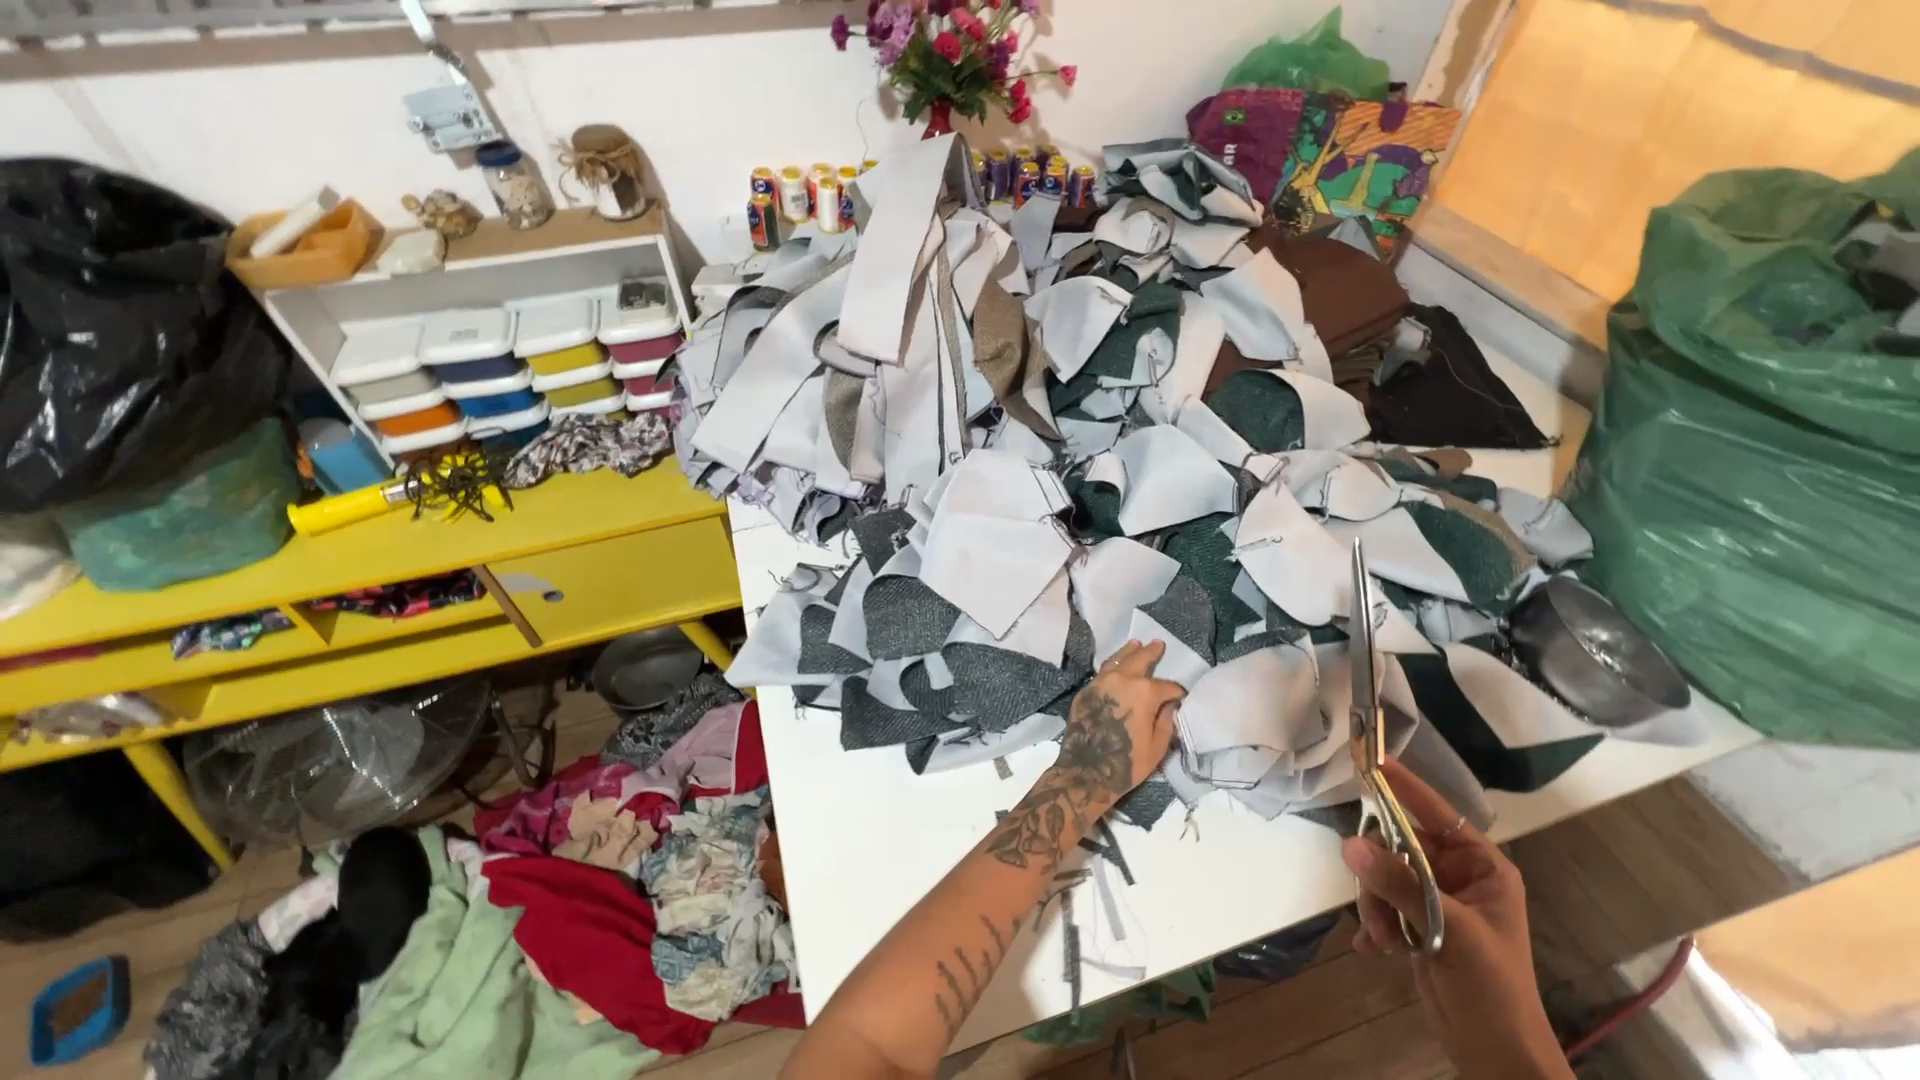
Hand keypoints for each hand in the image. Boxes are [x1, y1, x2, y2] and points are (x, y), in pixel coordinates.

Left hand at [1053, 640, 1184, 807]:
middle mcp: (1122, 680)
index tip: (1180, 697)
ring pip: (1116, 661)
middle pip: (1140, 659)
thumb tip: (1169, 706)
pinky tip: (1115, 668)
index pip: (1167, 687)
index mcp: (1145, 692)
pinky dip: (1112, 668)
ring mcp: (1100, 683)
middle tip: (1157, 644)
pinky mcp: (1085, 692)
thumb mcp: (1158, 746)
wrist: (1086, 771)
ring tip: (1135, 644)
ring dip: (1128, 652)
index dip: (1177, 693)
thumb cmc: (1128, 762)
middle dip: (1151, 652)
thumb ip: (1166, 721)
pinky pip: (1101, 673)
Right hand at [1344, 758, 1572, 1078]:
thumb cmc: (1491, 985)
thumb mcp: (1449, 929)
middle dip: (1380, 875)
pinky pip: (1380, 904)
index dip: (1408, 788)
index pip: (1440, 815)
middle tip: (1375, 903)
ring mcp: (1435, 901)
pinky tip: (1375, 949)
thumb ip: (1399, 884)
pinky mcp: (1417, 924)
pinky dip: (1374, 925)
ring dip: (1375, 907)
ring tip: (1385, 939)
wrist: (1494, 1051)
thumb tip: (1350, 843)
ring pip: (1383, 877)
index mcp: (1483, 868)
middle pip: (1400, 847)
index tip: (1374, 762)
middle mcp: (1458, 877)